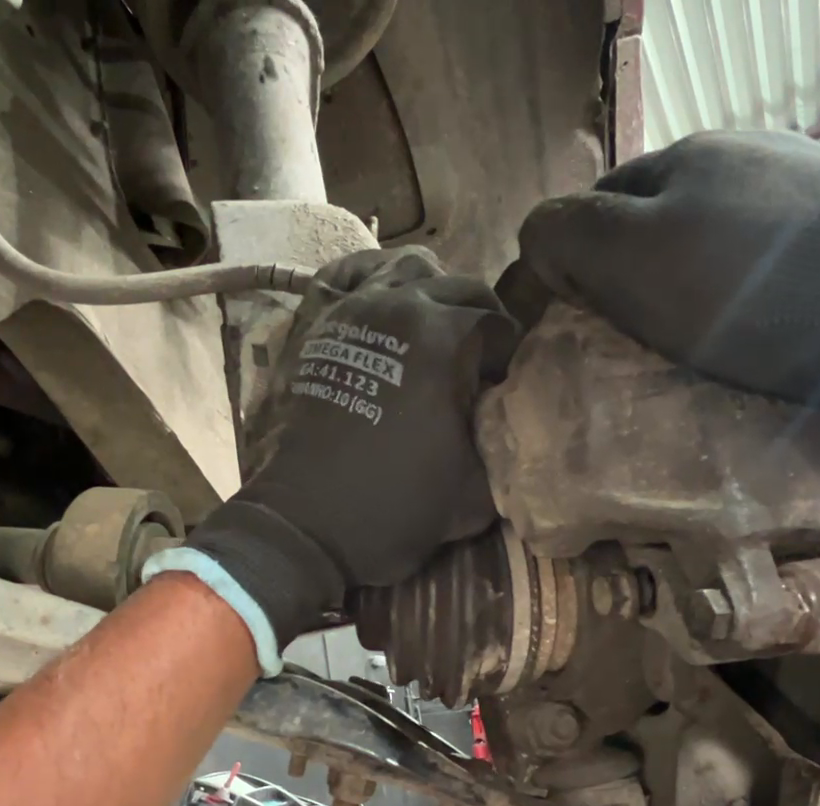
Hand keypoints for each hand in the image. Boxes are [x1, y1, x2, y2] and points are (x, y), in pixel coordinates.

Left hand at [147, 247, 516, 671]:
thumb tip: (512, 412)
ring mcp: (355, 308)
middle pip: (461, 290)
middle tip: (480, 365)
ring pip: (409, 270)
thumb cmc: (396, 506)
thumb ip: (507, 443)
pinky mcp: (322, 323)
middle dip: (482, 322)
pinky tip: (393, 311)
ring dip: (433, 293)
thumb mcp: (476, 490)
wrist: (307, 523)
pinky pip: (354, 276)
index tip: (507, 391)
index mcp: (447, 337)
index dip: (511, 362)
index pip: (501, 328)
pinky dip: (379, 282)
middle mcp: (402, 304)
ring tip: (439, 334)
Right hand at [514, 130, 819, 487]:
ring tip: (696, 339)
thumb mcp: (635, 261)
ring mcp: (809, 185)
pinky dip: (745, 292)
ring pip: (712, 237)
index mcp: (688, 155)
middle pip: (654, 218)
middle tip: (630, 337)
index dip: (570, 264)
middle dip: (628, 273)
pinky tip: (761, 328)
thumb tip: (537, 234)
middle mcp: (748, 154)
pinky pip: (767, 259)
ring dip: (687, 283)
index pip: (591, 205)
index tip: (575, 325)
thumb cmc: (759, 296)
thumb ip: (567, 235)